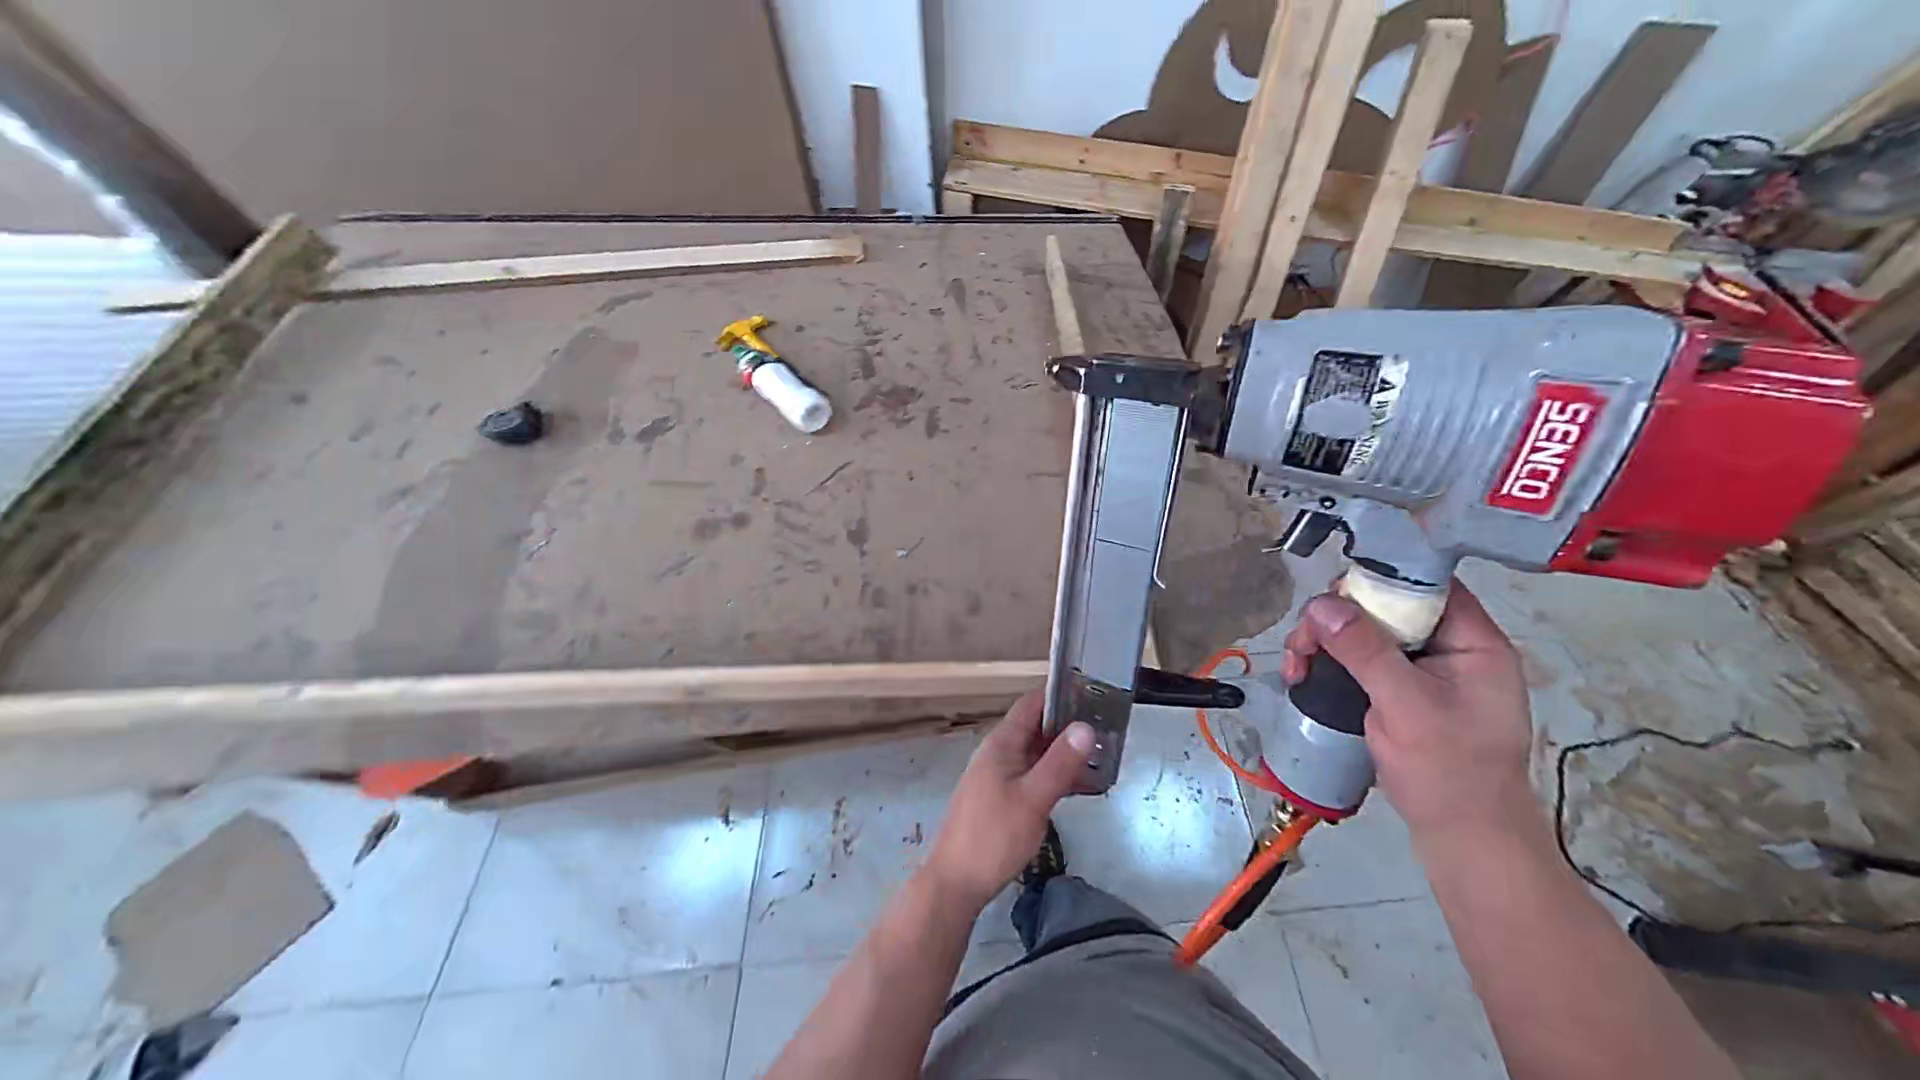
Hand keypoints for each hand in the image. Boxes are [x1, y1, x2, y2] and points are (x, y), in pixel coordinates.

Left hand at [924, 691, 1093, 910]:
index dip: (1059, 694)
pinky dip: (1055, 776)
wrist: (956, 882)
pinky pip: (1033, 776)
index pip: (1031, 704)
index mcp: (1001, 744)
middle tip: (1108, 730)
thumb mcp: (1033, 798)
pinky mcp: (1001, 799)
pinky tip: (1081, 788)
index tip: (1093, 693)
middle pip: (1036, 728)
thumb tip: (1085, 726)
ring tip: (1104, 759)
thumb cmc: (994, 836)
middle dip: (1069, 727)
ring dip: (1065, 754)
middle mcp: (998, 753)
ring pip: (1036, 754)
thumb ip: (1060, 762)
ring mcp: (997, 777)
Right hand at [1283, 582, 1534, 842]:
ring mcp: (1422, 670)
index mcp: (1473, 642)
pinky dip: (1327, 661)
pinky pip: (1357, 658)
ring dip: (1323, 641)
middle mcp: (1449, 648)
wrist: (1462, 837)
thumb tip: (1320, 605)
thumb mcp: (1406, 707)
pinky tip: (1304, 675)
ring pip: (1363, 631)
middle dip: (1337, 617)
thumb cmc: (1449, 773)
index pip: (1428, 586)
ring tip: (1296, 665)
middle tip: (1304, 641)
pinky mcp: (1398, 690)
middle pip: (1385, 606)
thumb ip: (1365, 652)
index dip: (1380, 579)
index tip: (1333, 593)